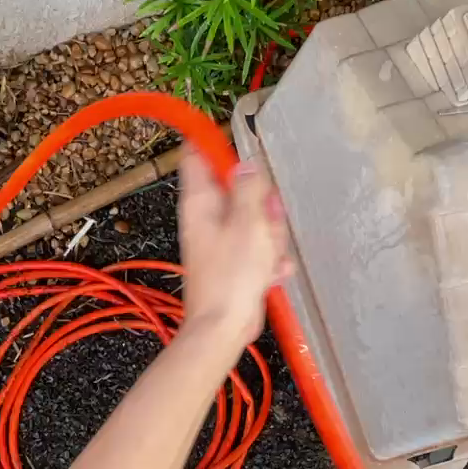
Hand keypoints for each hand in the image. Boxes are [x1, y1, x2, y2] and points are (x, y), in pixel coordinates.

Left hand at [175, 150, 289, 352]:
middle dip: (262, 203)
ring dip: (271, 235)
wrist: (225, 327)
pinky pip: (260, 248)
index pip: (196, 155)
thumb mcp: (248, 222)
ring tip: (267, 255)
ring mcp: (221, 241)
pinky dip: (270, 259)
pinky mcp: (235, 262)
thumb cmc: (232, 277)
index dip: (215, 142)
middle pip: (240, 188)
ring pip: (256, 219)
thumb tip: (247, 163)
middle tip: (266, 220)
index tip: (239, 142)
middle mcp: (207, 219)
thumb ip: (248, 188)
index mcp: (200, 203)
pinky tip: (271, 272)